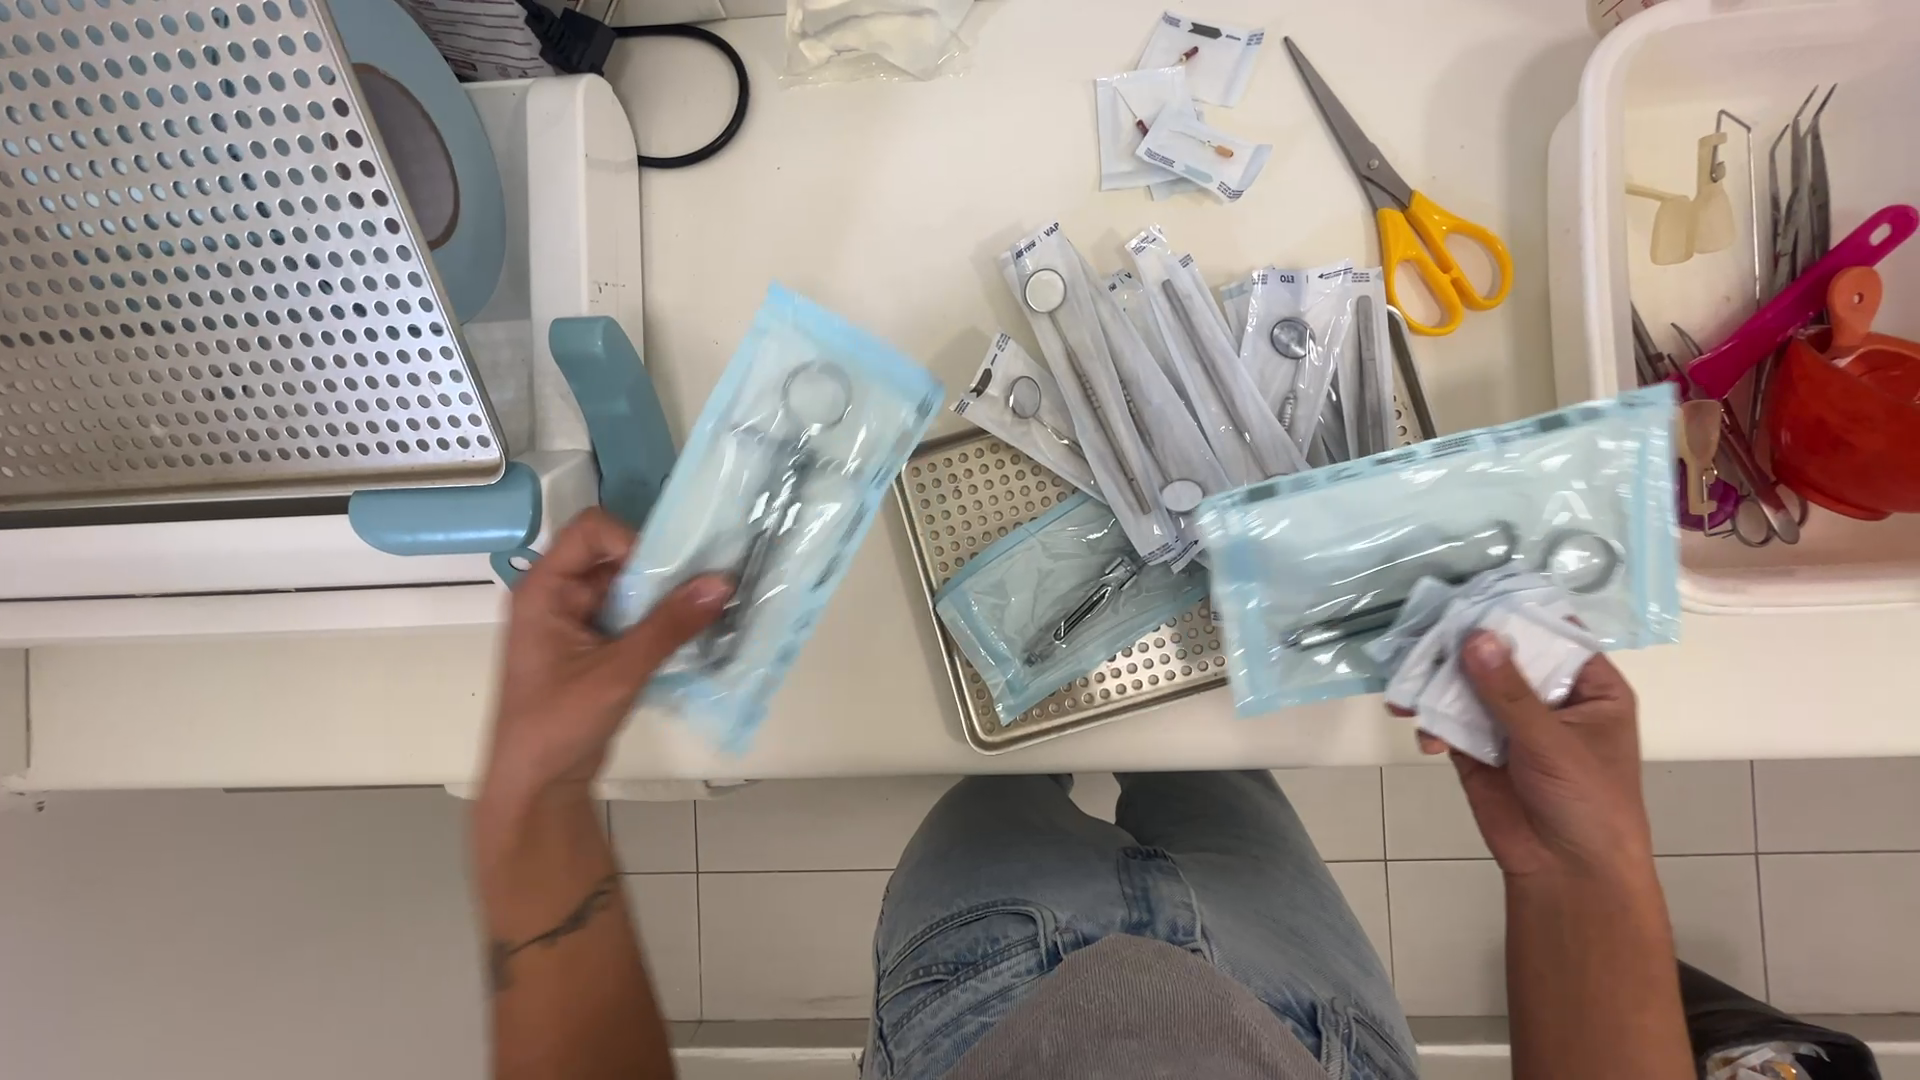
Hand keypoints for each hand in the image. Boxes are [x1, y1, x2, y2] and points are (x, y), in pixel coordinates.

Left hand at [481, 507, 731, 804]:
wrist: (537, 787)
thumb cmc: (559, 725)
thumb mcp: (618, 671)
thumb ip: (671, 625)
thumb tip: (723, 581)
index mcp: (543, 589)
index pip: (591, 530)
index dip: (631, 540)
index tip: (665, 575)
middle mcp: (558, 595)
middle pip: (616, 555)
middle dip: (660, 569)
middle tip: (703, 587)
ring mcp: (577, 620)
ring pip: (631, 586)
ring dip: (666, 596)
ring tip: (704, 610)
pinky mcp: (597, 644)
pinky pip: (635, 614)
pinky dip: (663, 619)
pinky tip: (692, 632)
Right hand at [1420, 631, 1653, 882]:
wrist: (1564, 872)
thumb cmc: (1588, 803)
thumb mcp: (1553, 744)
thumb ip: (1509, 692)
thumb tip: (1475, 636)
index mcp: (1587, 688)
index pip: (1551, 636)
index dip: (1515, 616)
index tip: (1471, 597)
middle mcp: (1545, 697)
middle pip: (1499, 655)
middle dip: (1460, 648)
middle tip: (1422, 633)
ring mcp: (1507, 720)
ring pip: (1465, 683)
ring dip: (1435, 683)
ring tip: (1406, 681)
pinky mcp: (1473, 742)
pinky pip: (1445, 717)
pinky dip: (1429, 718)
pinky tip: (1422, 730)